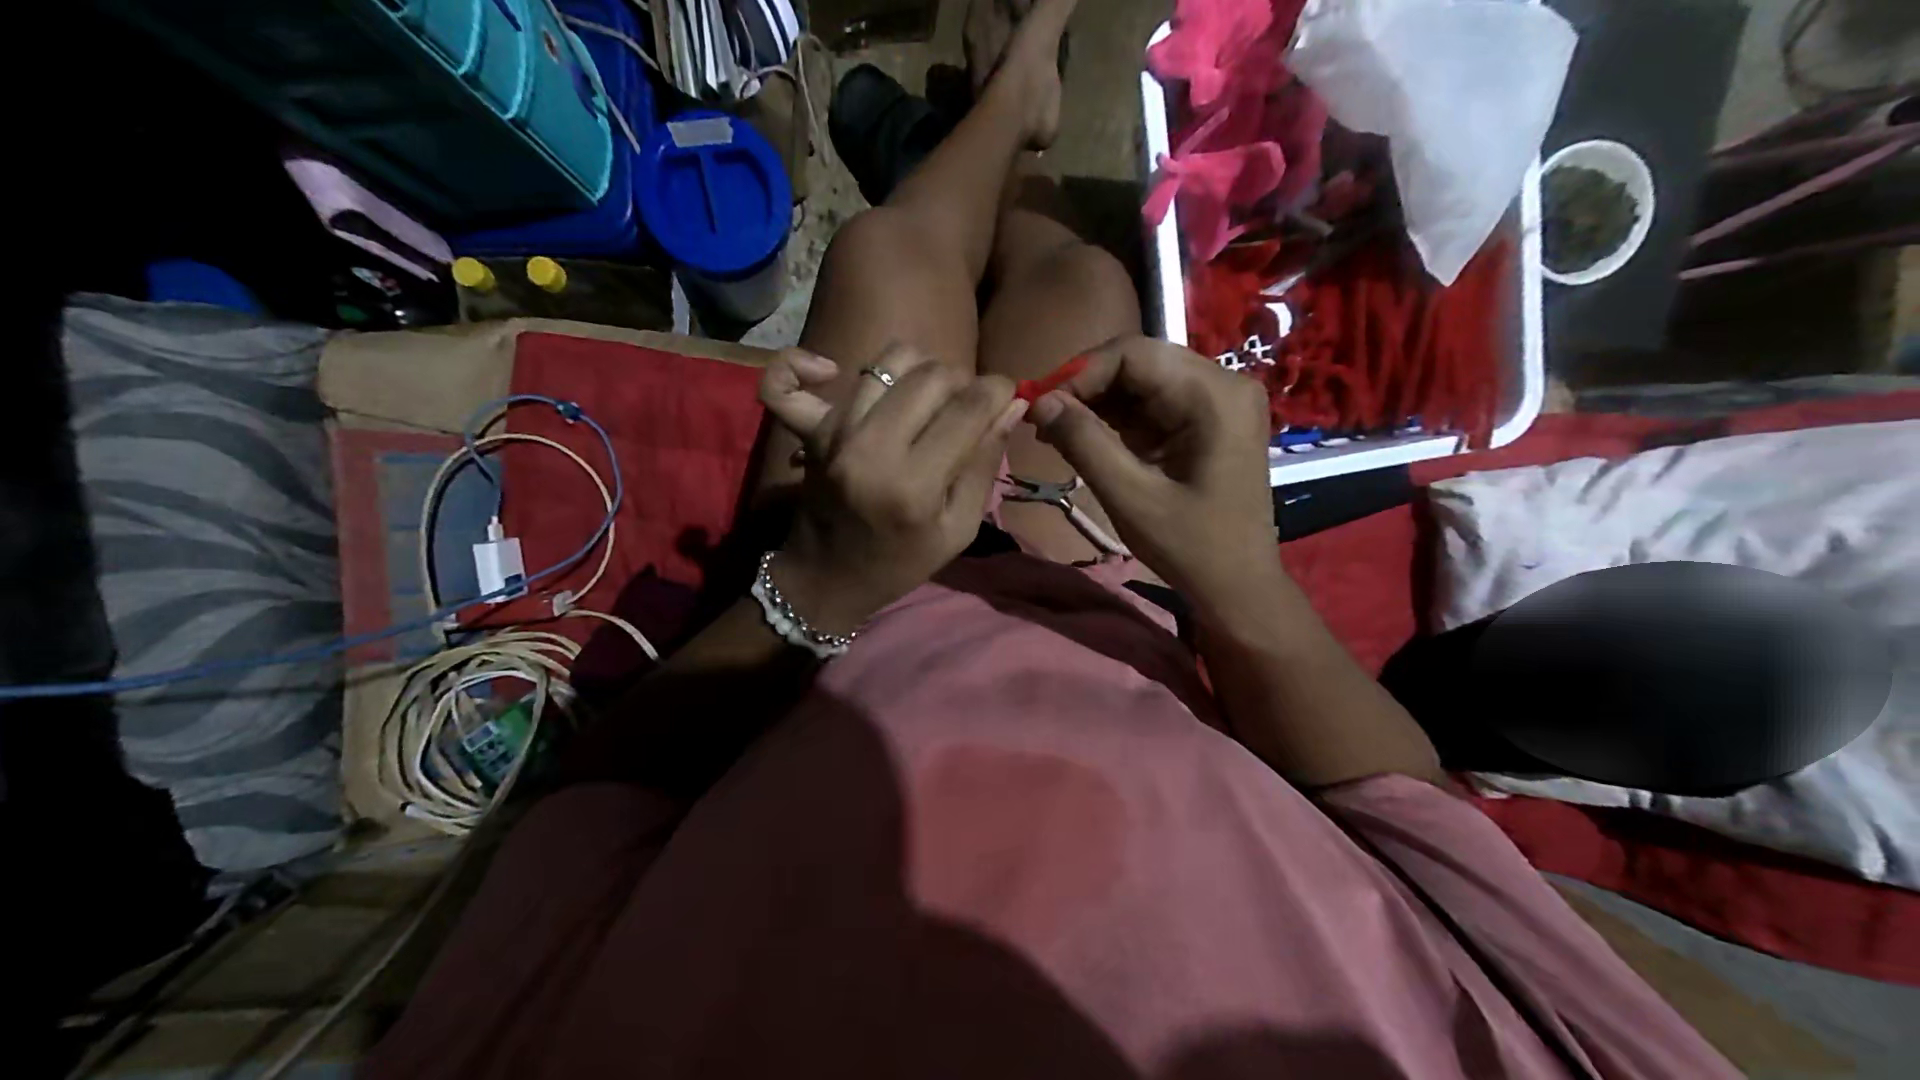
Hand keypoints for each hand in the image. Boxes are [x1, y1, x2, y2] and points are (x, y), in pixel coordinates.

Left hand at [757, 344, 1026, 633]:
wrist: (826, 580)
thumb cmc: (900, 563)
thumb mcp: (958, 530)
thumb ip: (984, 465)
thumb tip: (1012, 406)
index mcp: (914, 485)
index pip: (969, 407)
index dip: (998, 390)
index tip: (1005, 395)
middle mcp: (871, 448)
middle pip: (932, 375)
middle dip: (962, 380)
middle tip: (965, 407)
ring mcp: (834, 433)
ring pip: (887, 361)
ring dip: (918, 370)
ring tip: (924, 400)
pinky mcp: (809, 430)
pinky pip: (786, 382)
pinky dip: (803, 366)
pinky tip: (829, 372)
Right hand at [1027, 335, 1276, 605]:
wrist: (1238, 585)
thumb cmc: (1191, 546)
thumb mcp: (1130, 496)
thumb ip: (1084, 443)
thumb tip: (1039, 402)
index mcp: (1215, 397)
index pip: (1135, 354)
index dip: (1081, 373)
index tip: (1040, 405)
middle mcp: (1223, 385)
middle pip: (1140, 362)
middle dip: (1087, 386)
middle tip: (1043, 418)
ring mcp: (1217, 402)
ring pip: (1142, 381)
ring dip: (1097, 402)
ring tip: (1056, 432)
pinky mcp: (1206, 421)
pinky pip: (1153, 404)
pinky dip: (1116, 418)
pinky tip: (1085, 437)